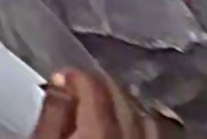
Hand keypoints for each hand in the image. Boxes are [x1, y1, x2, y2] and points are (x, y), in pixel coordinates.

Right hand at [29, 69, 161, 138]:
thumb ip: (52, 114)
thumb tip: (60, 80)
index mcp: (98, 132)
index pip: (94, 87)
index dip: (76, 74)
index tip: (60, 77)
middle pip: (123, 100)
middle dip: (102, 83)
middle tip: (79, 82)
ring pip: (147, 120)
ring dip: (126, 102)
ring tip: (105, 99)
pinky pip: (154, 138)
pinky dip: (142, 124)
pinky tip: (127, 123)